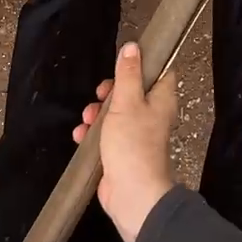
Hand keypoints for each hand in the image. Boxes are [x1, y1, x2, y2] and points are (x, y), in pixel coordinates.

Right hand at [74, 42, 176, 241]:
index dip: (140, 64)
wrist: (132, 194)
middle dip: (111, 92)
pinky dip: (93, 133)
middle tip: (100, 95)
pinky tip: (81, 136)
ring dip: (98, 113)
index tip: (122, 65)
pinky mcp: (122, 151)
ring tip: (87, 119)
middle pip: (132, 91)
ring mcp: (137, 133)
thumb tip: (132, 46)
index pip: (158, 71)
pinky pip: (106, 135)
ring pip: (116, 113)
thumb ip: (128, 74)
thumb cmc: (133, 143)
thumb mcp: (127, 102)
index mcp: (161, 98)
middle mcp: (152, 113)